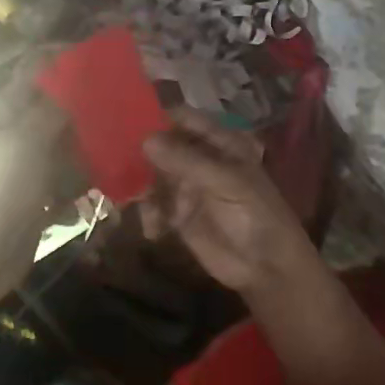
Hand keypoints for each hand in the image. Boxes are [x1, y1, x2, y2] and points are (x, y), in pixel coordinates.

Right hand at [141, 109, 314, 293]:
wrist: (266, 268)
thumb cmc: (255, 216)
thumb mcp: (226, 183)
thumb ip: (186, 160)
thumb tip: (146, 140)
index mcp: (217, 144)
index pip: (183, 119)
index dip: (158, 116)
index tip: (127, 119)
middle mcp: (198, 160)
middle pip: (161, 146)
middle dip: (141, 153)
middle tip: (118, 161)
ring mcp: (185, 187)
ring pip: (152, 176)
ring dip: (142, 187)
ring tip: (138, 202)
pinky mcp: (176, 214)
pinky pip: (152, 205)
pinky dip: (148, 214)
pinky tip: (153, 229)